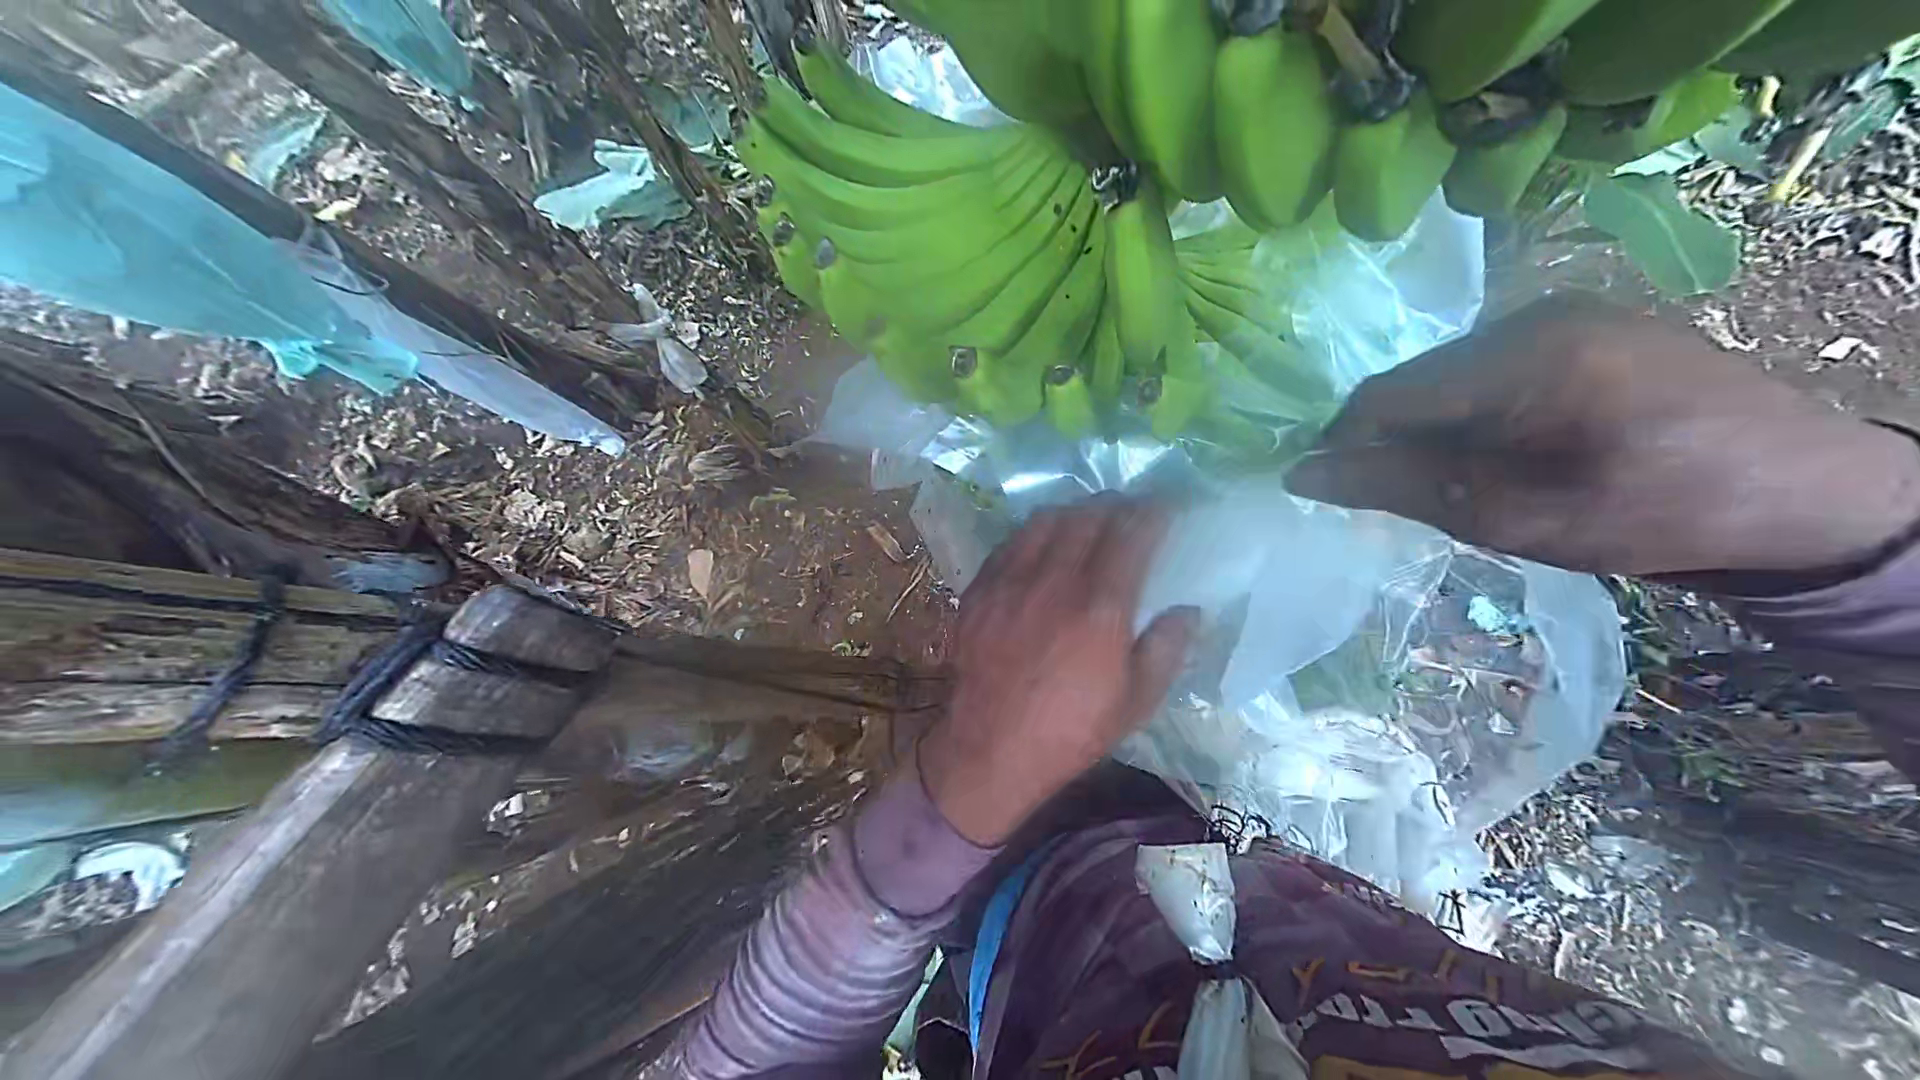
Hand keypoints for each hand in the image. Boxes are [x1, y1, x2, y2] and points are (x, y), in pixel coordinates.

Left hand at [918, 496, 1197, 845]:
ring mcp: (1010, 581)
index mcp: (1100, 607)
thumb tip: (1186, 609)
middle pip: (1088, 515)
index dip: (1153, 511)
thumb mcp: (1136, 702)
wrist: (990, 748)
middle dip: (1116, 504)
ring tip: (1088, 520)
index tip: (1165, 507)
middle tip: (1129, 510)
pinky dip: (1035, 533)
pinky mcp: (980, 590)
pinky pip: (1011, 542)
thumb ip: (1167, 648)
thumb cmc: (1070, 731)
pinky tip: (1042, 545)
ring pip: (1045, 520)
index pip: (1132, 533)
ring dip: (1075, 511)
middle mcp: (1054, 581)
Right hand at [1285, 295, 1919, 575]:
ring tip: (1451, 477)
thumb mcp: (1511, 514)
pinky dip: (1466, 413)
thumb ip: (1397, 487)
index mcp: (1527, 353)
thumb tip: (1298, 474)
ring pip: (1443, 376)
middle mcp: (1536, 314)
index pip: (1387, 394)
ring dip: (1427, 428)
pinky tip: (1491, 449)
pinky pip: (1484, 369)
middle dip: (1389, 438)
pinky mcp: (1581, 327)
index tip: (1327, 490)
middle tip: (1396, 495)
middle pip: (1413, 380)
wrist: (1808, 498)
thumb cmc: (1655, 514)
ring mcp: (1564, 314)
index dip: (1342, 443)